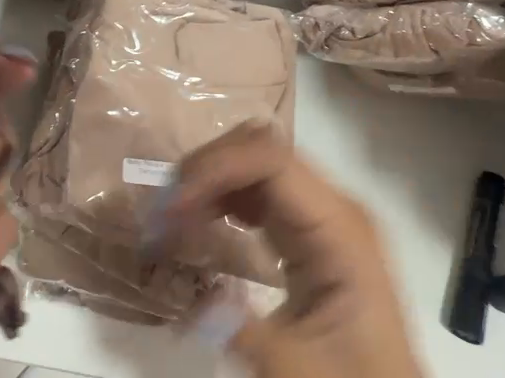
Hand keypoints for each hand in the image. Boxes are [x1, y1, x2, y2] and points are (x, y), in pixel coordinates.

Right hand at [153, 123, 423, 377]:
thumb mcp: (297, 366)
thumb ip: (242, 328)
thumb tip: (191, 297)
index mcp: (339, 226)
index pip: (270, 160)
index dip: (215, 169)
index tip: (173, 208)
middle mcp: (331, 205)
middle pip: (259, 148)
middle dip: (205, 169)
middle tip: (165, 212)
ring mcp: (319, 213)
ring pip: (252, 161)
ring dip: (207, 180)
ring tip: (173, 218)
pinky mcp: (305, 229)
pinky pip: (256, 188)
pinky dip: (219, 195)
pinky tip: (198, 222)